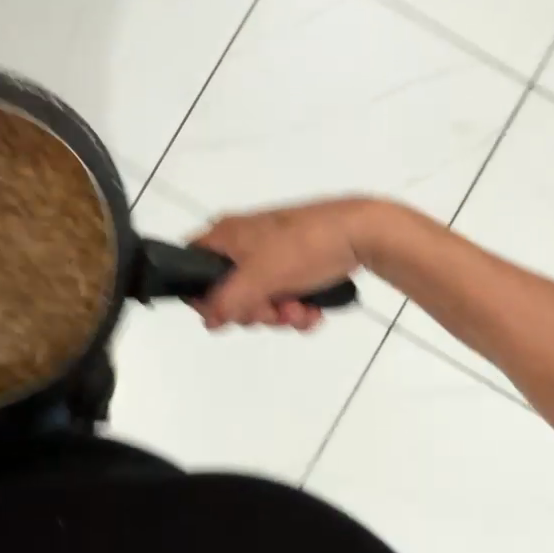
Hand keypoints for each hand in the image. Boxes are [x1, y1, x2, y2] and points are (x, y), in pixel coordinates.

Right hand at [191, 199, 390, 331]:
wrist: (361, 231)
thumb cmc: (302, 248)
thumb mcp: (258, 278)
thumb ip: (227, 302)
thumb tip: (208, 321)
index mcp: (225, 235)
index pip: (192, 265)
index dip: (202, 294)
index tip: (224, 313)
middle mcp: (242, 242)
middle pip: (227, 290)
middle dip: (253, 310)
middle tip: (271, 311)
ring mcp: (270, 253)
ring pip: (259, 297)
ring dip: (279, 314)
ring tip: (300, 311)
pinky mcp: (295, 264)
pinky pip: (283, 294)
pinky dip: (296, 308)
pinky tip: (313, 312)